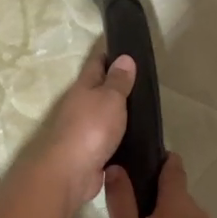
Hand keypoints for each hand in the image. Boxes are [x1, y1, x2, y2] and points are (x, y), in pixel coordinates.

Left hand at [25, 43, 134, 204]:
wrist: (71, 172)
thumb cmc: (91, 129)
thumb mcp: (110, 98)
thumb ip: (118, 81)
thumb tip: (124, 58)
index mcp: (84, 88)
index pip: (97, 63)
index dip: (110, 53)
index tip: (127, 46)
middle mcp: (81, 106)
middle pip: (100, 89)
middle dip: (118, 83)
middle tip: (145, 79)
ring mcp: (85, 130)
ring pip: (105, 115)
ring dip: (120, 111)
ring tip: (145, 108)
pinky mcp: (92, 152)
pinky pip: (109, 138)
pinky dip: (120, 135)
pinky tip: (135, 136)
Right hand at [105, 154, 214, 217]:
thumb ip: (121, 198)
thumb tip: (117, 167)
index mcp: (178, 201)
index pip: (173, 165)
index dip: (156, 161)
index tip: (135, 170)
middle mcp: (197, 211)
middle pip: (175, 191)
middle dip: (153, 196)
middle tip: (126, 216)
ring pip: (180, 214)